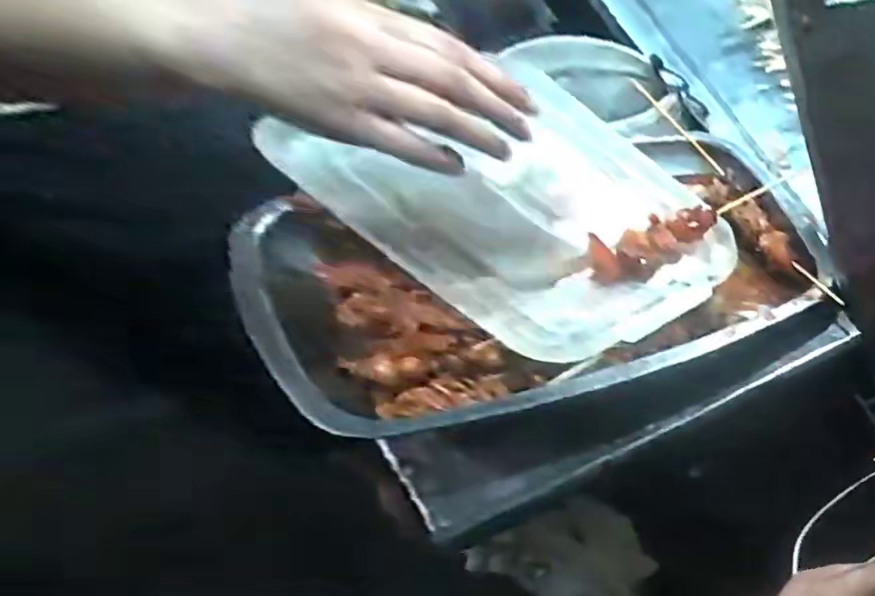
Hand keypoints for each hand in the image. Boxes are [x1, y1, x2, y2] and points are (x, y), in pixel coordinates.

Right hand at [152, 0, 532, 172]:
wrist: (209, 32)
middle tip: (528, 131)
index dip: (496, 78)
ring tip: (506, 152)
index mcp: (370, 18)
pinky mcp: (343, 122)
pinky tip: (460, 164)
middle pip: (453, 83)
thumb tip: (460, 64)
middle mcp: (368, 50)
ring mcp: (357, 88)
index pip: (451, 50)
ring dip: (479, 136)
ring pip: (437, 115)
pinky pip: (404, 144)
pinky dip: (437, 156)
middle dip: (499, 110)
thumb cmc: (284, 20)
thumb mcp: (342, 9)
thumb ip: (396, 31)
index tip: (527, 101)